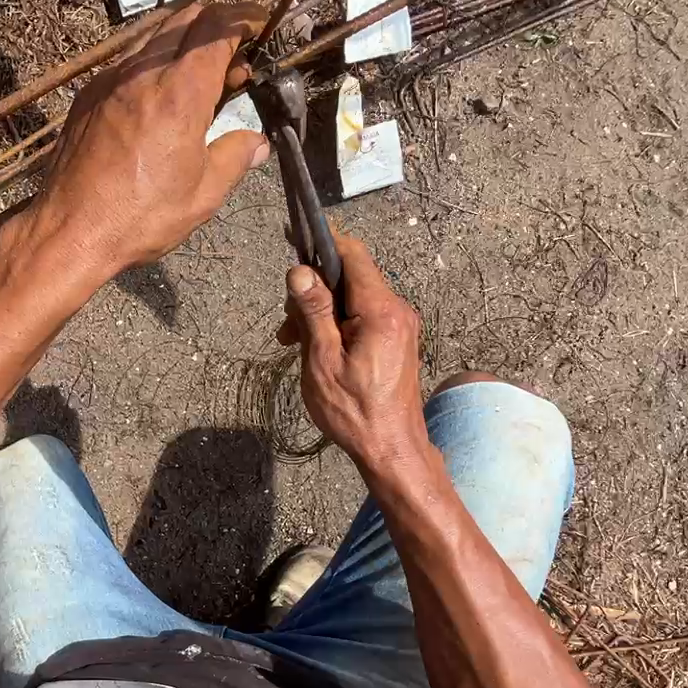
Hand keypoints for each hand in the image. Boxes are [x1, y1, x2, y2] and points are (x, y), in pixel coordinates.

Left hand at [6, 2, 270, 279]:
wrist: (71, 231)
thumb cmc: (138, 218)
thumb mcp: (203, 195)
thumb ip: (234, 158)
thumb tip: (256, 143)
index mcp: (179, 94)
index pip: (216, 28)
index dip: (244, 19)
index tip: (260, 28)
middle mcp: (142, 74)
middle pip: (185, 17)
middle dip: (217, 24)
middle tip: (236, 58)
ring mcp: (110, 81)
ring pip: (153, 34)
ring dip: (184, 41)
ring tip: (200, 78)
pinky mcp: (88, 96)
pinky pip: (127, 60)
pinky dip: (153, 61)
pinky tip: (161, 95)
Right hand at [278, 235, 429, 467]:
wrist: (391, 449)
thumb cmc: (354, 412)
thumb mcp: (322, 361)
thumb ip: (313, 313)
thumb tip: (300, 271)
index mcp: (381, 311)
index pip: (353, 255)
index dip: (322, 243)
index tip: (294, 237)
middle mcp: (397, 311)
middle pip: (350, 278)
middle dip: (313, 292)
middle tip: (288, 327)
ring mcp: (400, 326)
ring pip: (353, 300)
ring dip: (321, 313)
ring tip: (296, 345)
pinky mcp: (396, 341)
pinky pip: (361, 318)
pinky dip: (336, 326)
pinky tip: (316, 350)